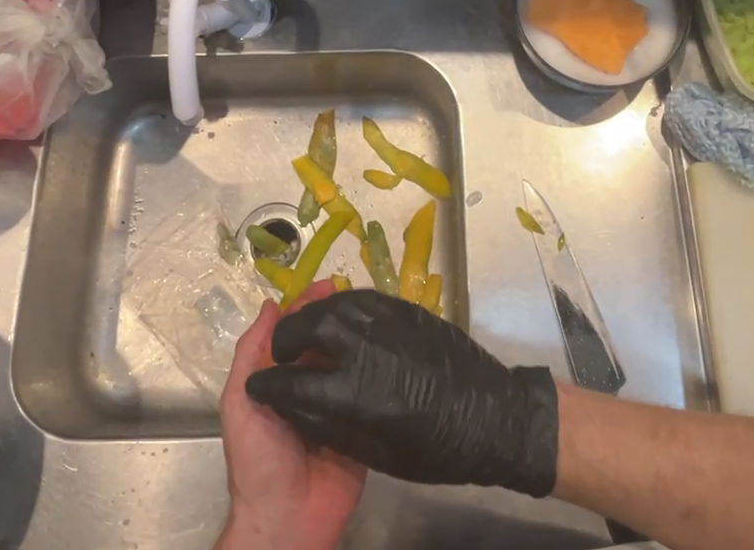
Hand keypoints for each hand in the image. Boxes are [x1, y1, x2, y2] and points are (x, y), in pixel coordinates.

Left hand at [217, 281, 366, 549]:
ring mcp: (338, 405)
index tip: (329, 283)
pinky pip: (370, 394)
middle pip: (327, 343)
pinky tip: (393, 352)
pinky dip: (379, 373)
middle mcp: (310, 387)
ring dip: (363, 340)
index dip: (310, 306)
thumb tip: (270, 304)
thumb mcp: (240, 402)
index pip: (297, 333)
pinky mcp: (361, 425)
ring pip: (350, 364)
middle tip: (363, 295)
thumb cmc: (257, 461)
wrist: (287, 519)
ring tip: (381, 315)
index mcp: (281, 380)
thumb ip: (251, 354)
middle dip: (341, 317)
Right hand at [244, 290, 558, 496]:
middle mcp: (369, 348)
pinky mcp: (408, 309)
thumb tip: (295, 402)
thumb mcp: (375, 453)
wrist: (494, 417)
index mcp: (357, 394)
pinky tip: (341, 321)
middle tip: (285, 351)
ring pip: (337, 304)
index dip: (269, 384)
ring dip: (314, 316)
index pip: (293, 382)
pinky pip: (364, 300)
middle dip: (288, 336)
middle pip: (311, 325)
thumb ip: (329, 424)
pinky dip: (343, 308)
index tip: (259, 385)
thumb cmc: (436, 449)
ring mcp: (390, 321)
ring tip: (309, 333)